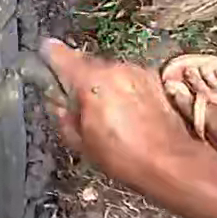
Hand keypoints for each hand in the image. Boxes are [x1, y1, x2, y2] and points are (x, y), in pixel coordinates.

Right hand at [39, 40, 210, 193]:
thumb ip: (63, 114)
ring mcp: (136, 72)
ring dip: (103, 85)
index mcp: (89, 82)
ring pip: (109, 72)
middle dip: (79, 79)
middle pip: (86, 64)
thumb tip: (57, 102)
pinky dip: (123, 90)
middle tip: (78, 104)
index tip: (43, 54)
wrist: (172, 163)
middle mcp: (113, 69)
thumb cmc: (123, 157)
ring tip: (107, 114)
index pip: (60, 55)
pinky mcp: (154, 79)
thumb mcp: (80, 141)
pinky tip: (127, 113)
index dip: (49, 54)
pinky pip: (128, 78)